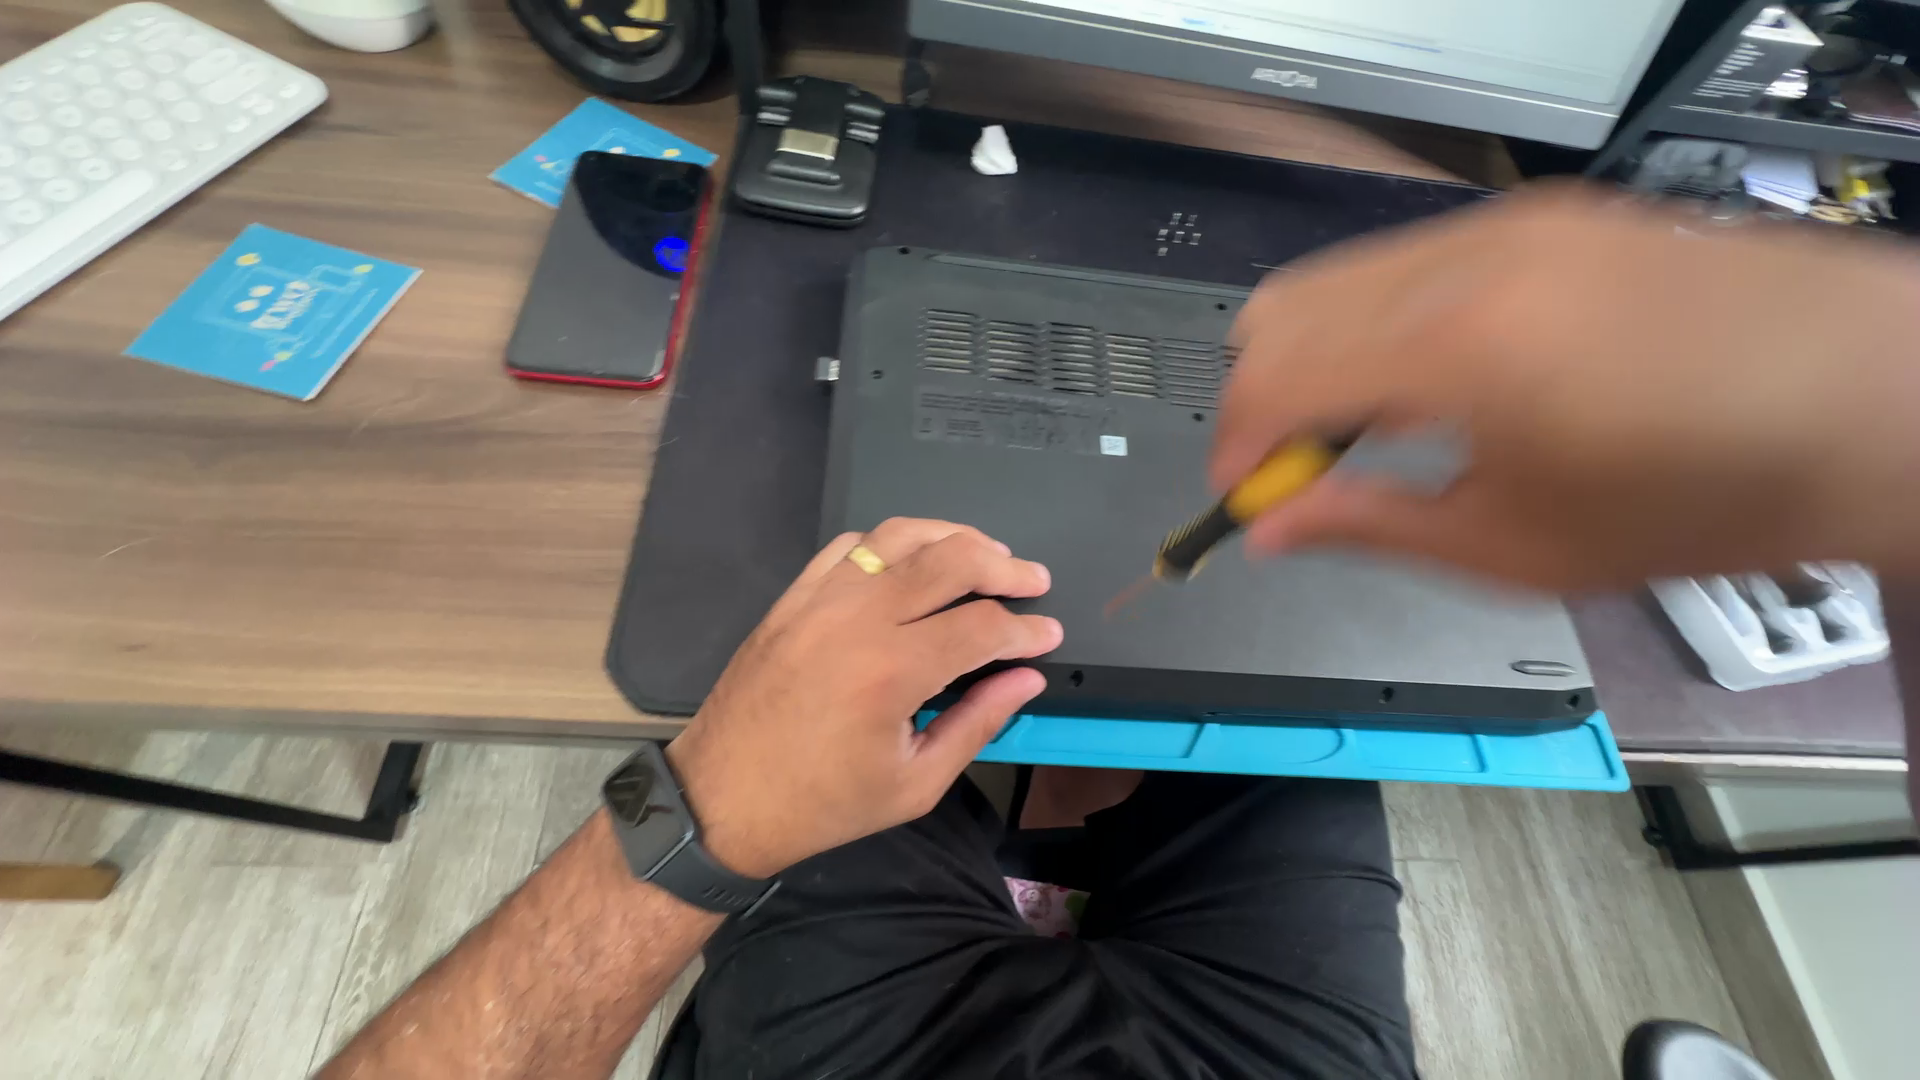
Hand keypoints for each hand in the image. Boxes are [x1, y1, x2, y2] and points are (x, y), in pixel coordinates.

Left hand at [664, 518, 1061, 878]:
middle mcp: (858, 617)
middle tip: (1033, 579)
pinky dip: (892, 541)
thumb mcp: (915, 783)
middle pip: (950, 559)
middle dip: (1004, 566)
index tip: (1049, 636)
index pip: (982, 627)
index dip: (1026, 629)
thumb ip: (978, 722)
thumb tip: (1027, 679)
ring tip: (985, 551)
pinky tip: (912, 557)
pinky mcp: (795, 595)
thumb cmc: (824, 803)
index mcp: (892, 671)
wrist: (723, 796)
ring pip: (901, 535)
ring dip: (953, 536)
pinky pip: (851, 544)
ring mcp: (821, 597)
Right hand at [1213, 184, 1919, 589]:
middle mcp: (1469, 263)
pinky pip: (1385, 268)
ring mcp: (1501, 226)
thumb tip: (1268, 531)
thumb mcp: (1512, 546)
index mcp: (1463, 351)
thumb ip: (1364, 527)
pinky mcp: (1530, 218)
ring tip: (1348, 428)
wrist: (1893, 401)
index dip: (1233, 445)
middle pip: (1275, 316)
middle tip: (1290, 466)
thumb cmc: (1707, 494)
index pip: (1273, 379)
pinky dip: (1358, 328)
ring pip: (1321, 283)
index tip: (1239, 493)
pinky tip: (1406, 381)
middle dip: (1255, 401)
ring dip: (1302, 361)